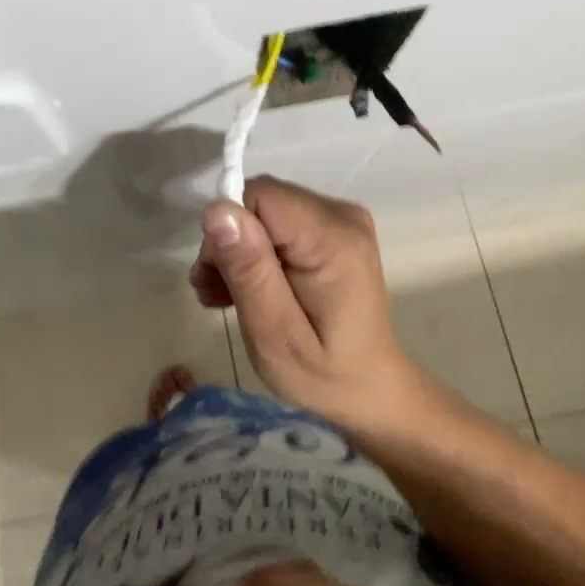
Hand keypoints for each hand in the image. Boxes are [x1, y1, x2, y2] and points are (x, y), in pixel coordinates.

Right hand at [190, 176, 420, 430]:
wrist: (370, 389)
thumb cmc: (324, 375)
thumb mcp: (275, 336)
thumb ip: (249, 271)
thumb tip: (218, 211)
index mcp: (334, 240)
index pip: (261, 196)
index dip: (228, 230)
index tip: (216, 277)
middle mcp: (342, 215)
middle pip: (261, 202)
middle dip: (229, 244)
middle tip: (214, 294)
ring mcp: (341, 219)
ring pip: (265, 211)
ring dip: (238, 251)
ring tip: (223, 296)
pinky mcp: (334, 228)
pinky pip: (280, 222)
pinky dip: (258, 251)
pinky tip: (248, 287)